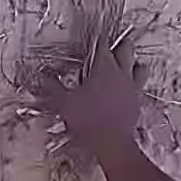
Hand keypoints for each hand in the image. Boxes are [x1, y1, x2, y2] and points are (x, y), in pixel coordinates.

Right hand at [41, 42, 141, 156]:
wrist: (111, 142)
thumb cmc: (87, 119)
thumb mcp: (64, 102)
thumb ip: (53, 87)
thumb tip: (41, 77)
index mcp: (104, 68)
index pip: (103, 45)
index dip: (98, 39)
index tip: (93, 38)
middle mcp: (122, 73)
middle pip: (126, 49)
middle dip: (118, 46)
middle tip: (108, 49)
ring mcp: (133, 87)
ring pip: (139, 66)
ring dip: (131, 64)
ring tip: (122, 67)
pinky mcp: (137, 101)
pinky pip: (139, 86)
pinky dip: (133, 84)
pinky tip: (125, 90)